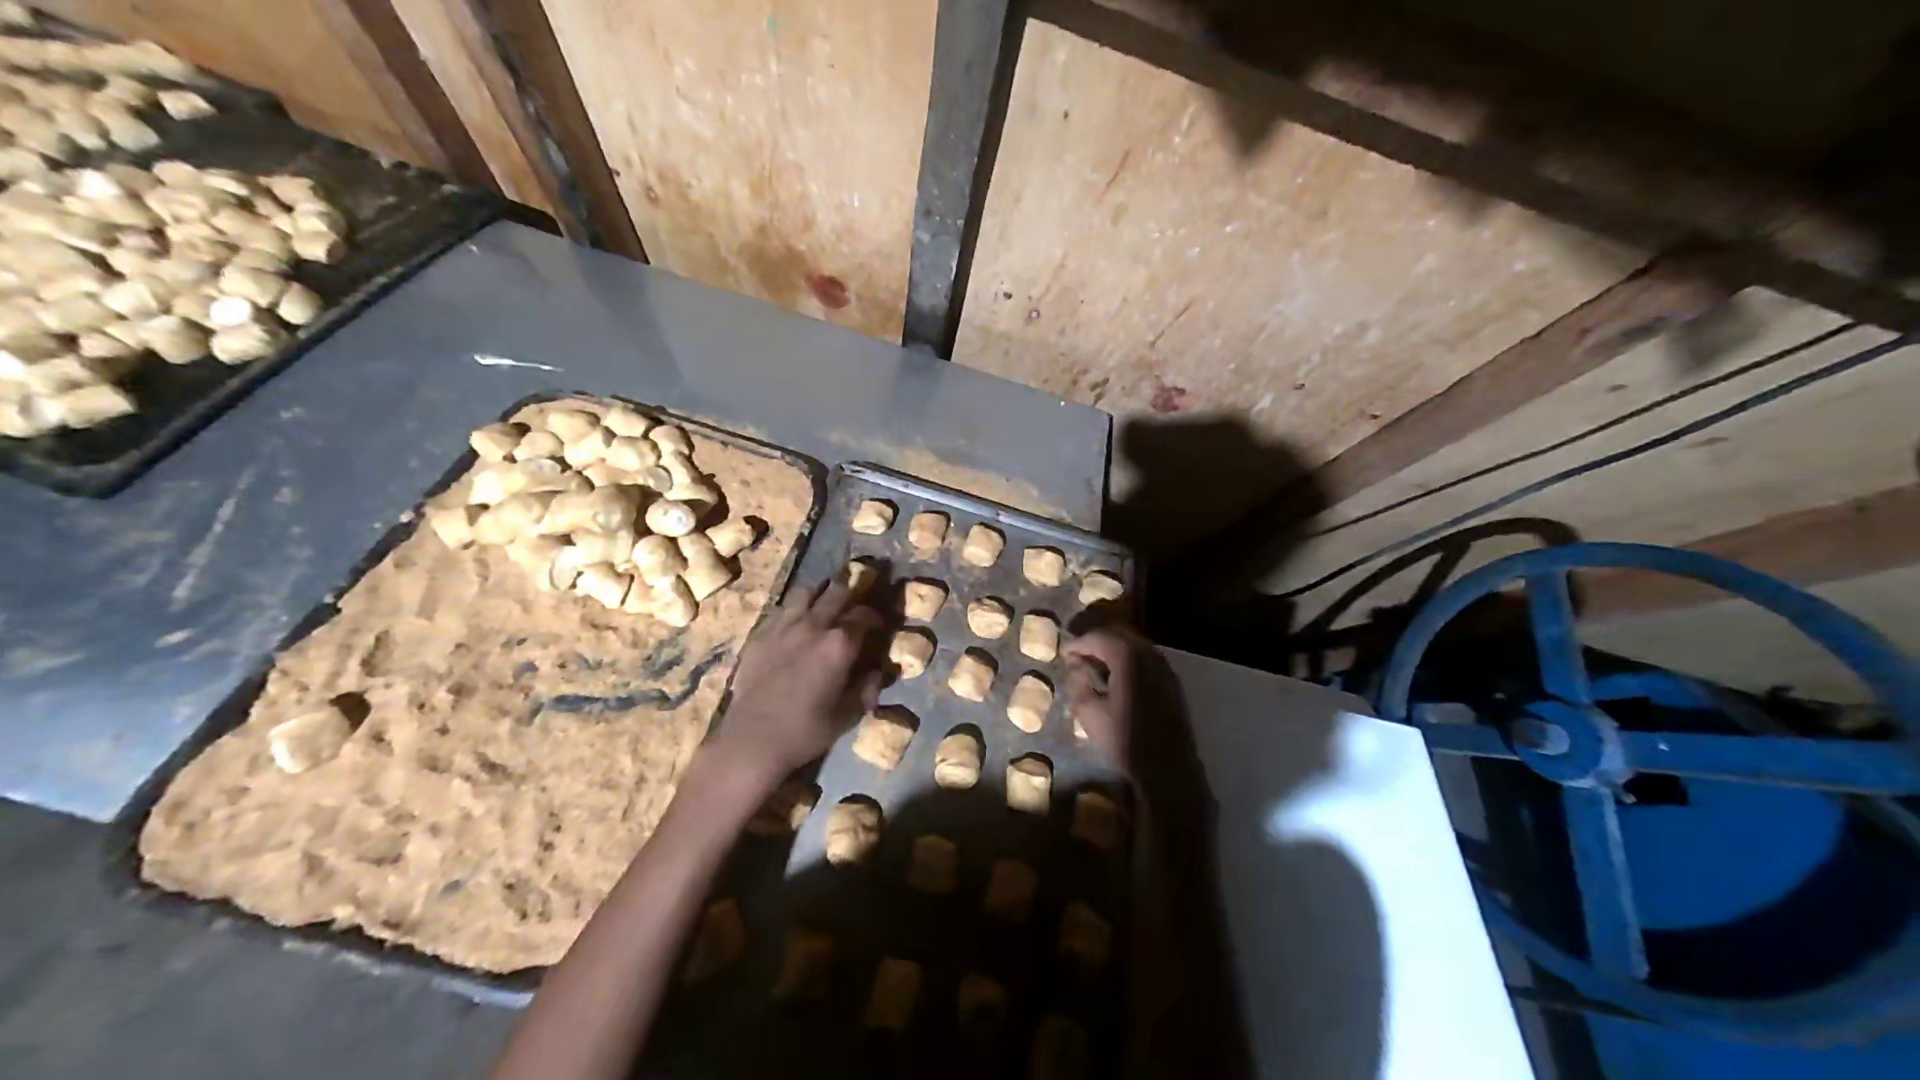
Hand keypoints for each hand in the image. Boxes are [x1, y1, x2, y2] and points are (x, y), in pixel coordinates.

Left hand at [712, 578, 882, 781]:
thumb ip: (867, 688)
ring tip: (823, 607)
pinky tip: (796, 625)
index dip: (875, 617)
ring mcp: (784, 625)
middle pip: (837, 592)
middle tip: (854, 607)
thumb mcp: (847, 715)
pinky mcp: (761, 633)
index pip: (865, 615)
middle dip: (851, 596)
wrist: (752, 739)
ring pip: (807, 591)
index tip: (879, 624)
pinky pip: (783, 608)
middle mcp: (814, 625)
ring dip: (820, 595)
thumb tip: (877, 672)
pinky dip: (795, 609)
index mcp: (840, 644)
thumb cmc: (806, 730)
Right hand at [1065, 625, 1199, 805]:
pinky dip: (1128, 661)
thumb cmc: (1124, 740)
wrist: (1168, 769)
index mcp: (1128, 657)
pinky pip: (1146, 659)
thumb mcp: (1089, 713)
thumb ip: (1078, 683)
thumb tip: (1075, 667)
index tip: (1065, 654)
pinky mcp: (1172, 682)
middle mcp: (1150, 654)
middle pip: (1119, 635)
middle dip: (1096, 641)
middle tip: (1078, 655)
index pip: (1099, 637)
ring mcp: (1165, 667)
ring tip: (1095, 666)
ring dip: (1113, 650)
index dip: (1079, 643)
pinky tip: (1117, 678)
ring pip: (1135, 646)